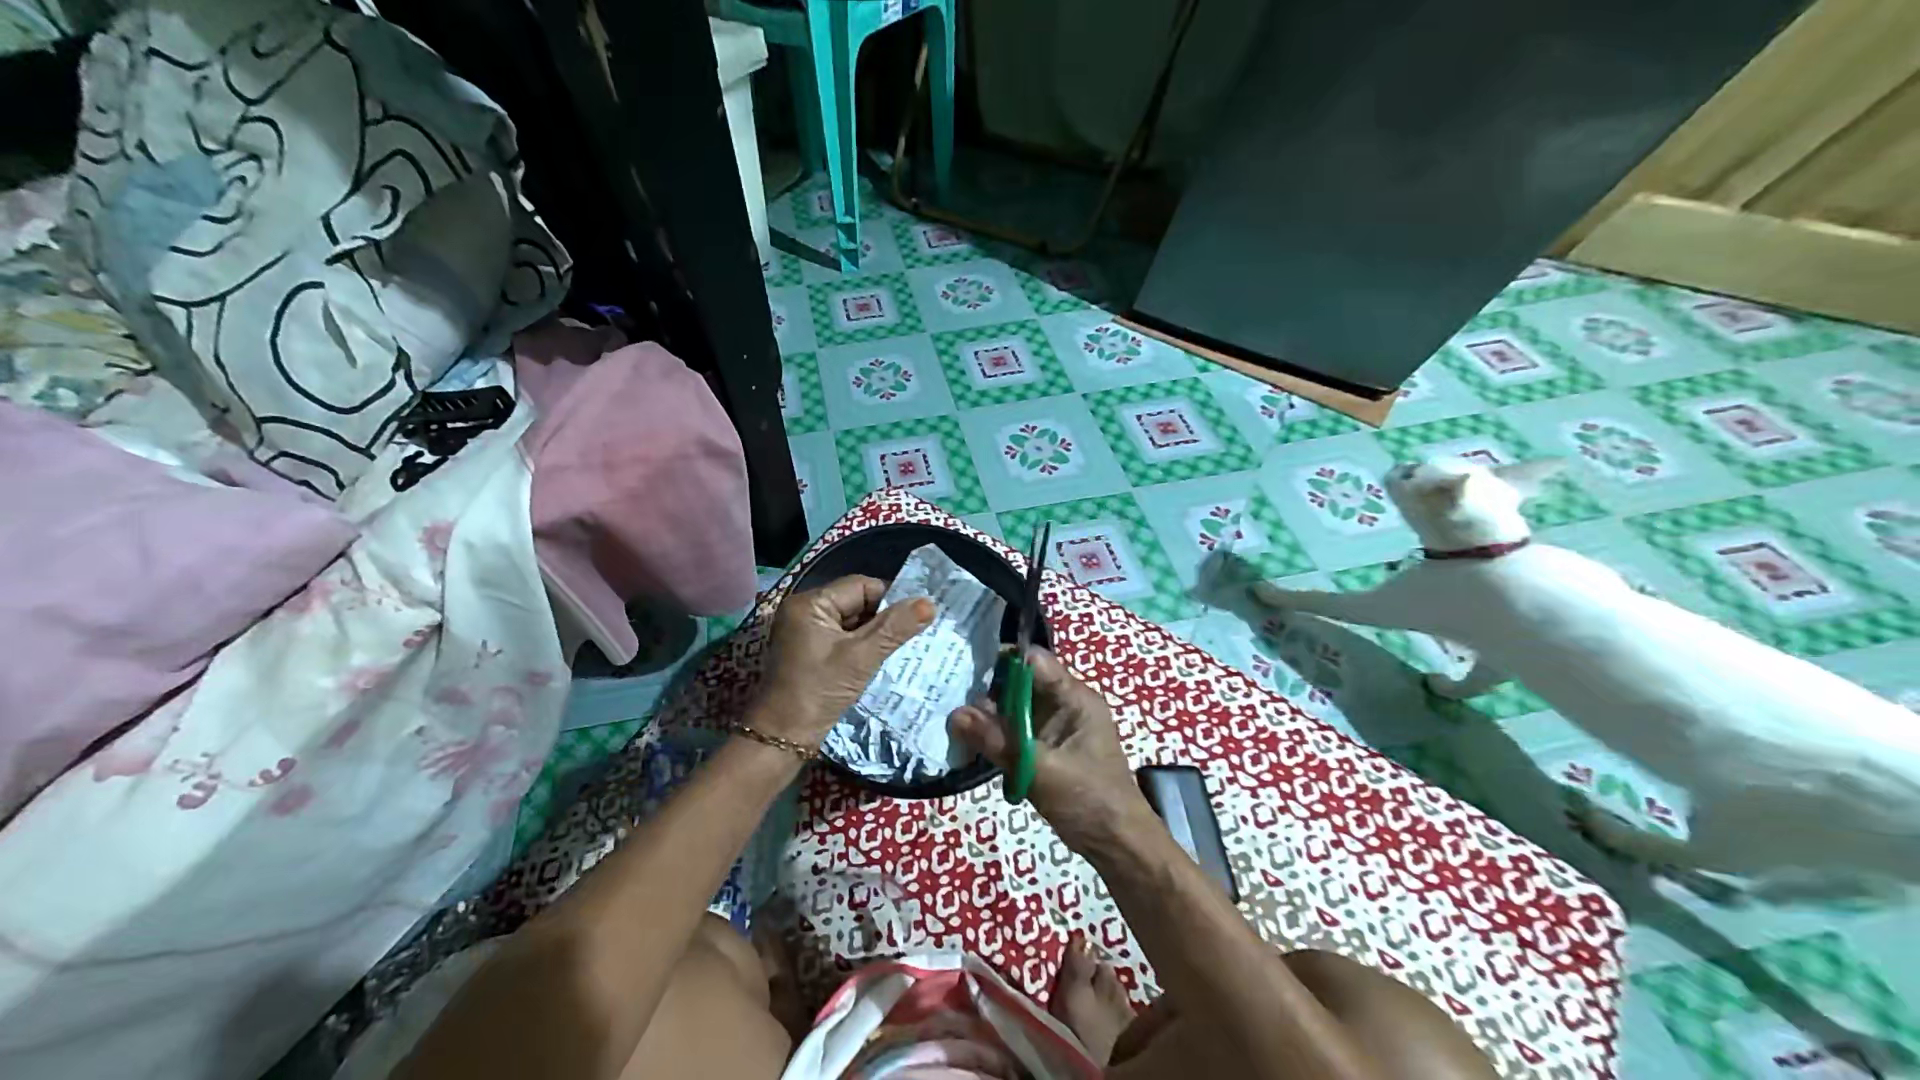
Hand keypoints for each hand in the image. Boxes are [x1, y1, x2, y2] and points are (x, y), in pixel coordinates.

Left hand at [750, 575, 933, 748]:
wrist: (782, 738)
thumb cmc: (819, 691)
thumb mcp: (862, 657)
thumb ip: (895, 627)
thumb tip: (930, 603)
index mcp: (810, 603)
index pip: (860, 586)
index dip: (888, 600)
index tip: (911, 622)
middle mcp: (802, 609)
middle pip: (855, 602)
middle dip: (881, 619)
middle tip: (906, 638)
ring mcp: (803, 631)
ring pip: (850, 621)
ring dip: (872, 634)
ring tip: (893, 650)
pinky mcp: (806, 650)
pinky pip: (840, 637)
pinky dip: (858, 646)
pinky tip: (874, 660)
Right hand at [948, 648, 1151, 851]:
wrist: (1117, 845)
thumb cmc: (1089, 799)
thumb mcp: (1040, 769)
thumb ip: (998, 741)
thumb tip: (955, 714)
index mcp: (1076, 699)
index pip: (1035, 662)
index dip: (1003, 662)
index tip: (967, 671)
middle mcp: (1065, 706)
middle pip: (1020, 684)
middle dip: (989, 692)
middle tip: (952, 704)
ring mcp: (1054, 728)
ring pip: (1014, 709)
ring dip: (988, 718)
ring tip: (955, 727)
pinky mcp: (1044, 749)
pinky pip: (1015, 733)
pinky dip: (995, 737)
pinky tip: (970, 744)